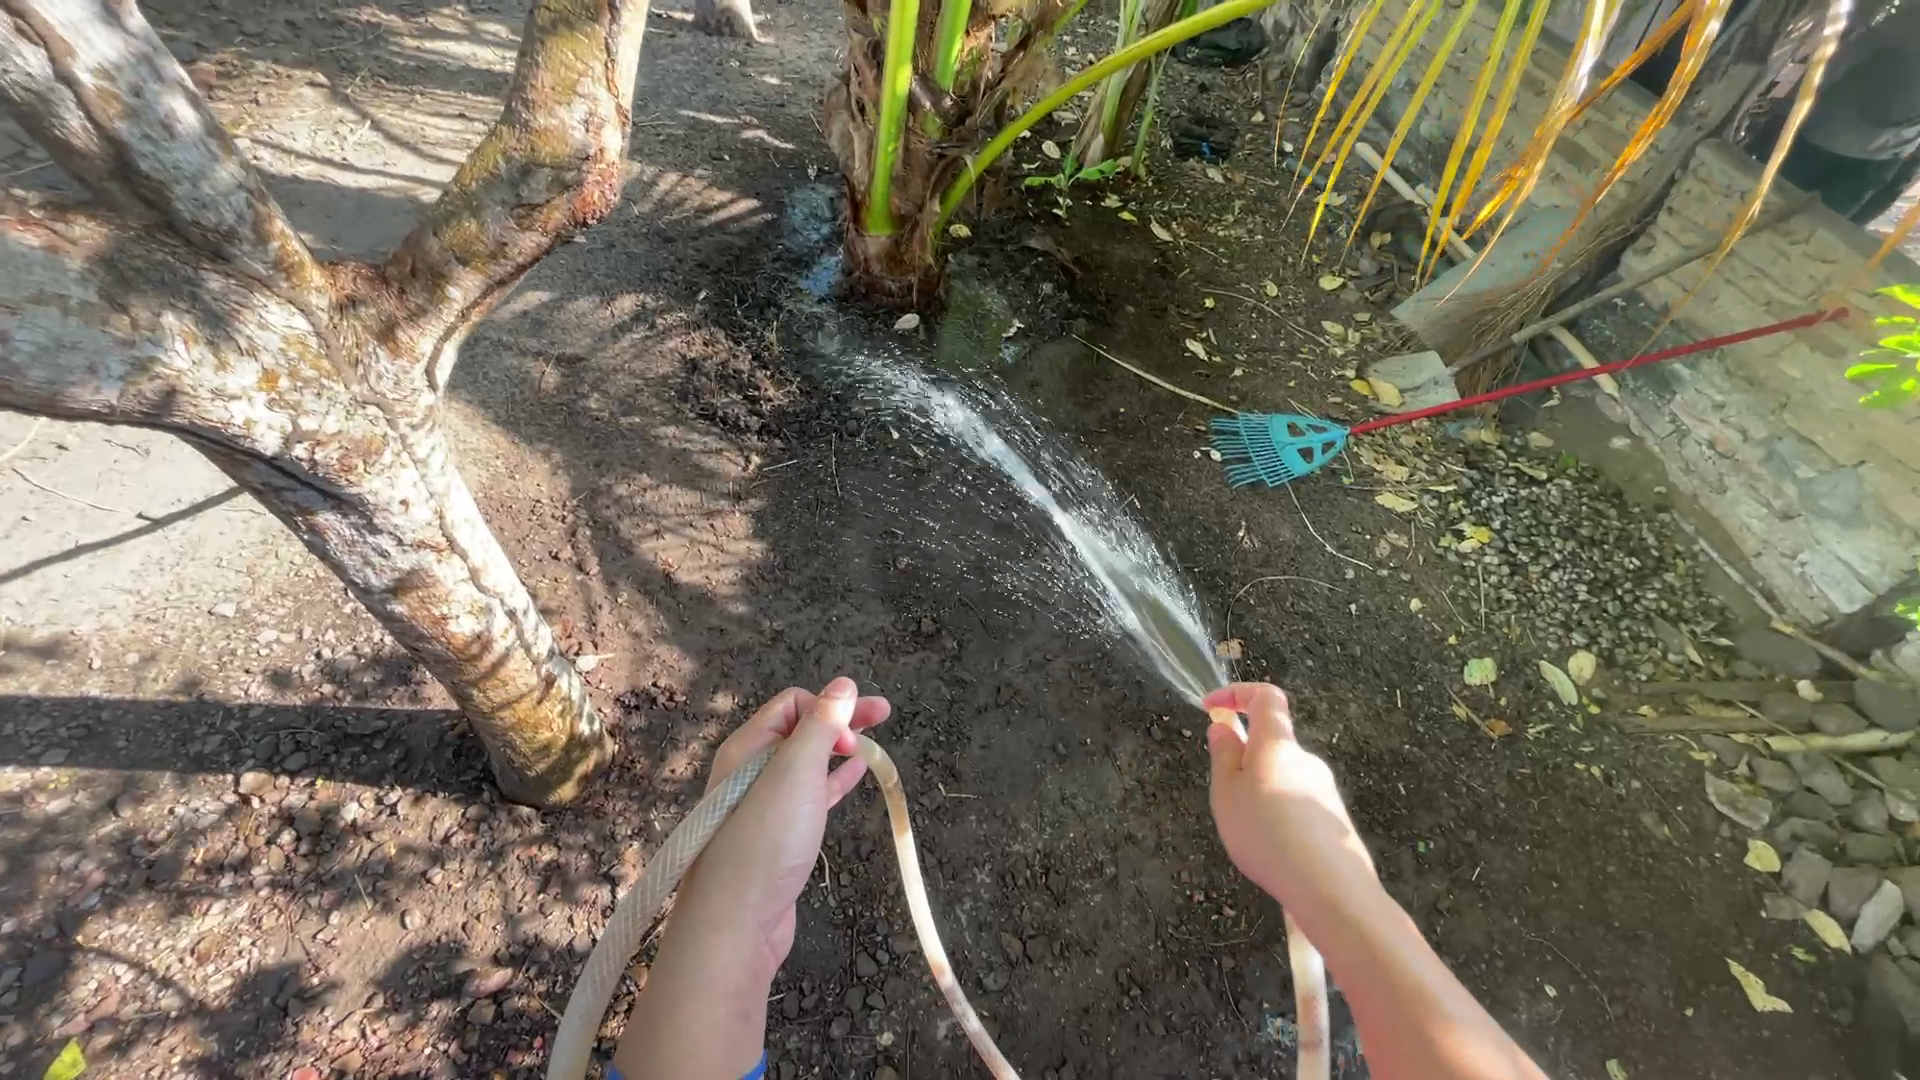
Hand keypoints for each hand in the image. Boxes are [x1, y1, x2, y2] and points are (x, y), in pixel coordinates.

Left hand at [674, 677, 890, 978]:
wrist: (735, 924)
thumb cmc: (766, 838)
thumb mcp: (796, 770)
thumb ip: (821, 724)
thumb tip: (844, 684)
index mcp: (749, 746)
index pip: (792, 703)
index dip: (827, 706)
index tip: (856, 729)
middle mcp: (752, 768)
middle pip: (803, 729)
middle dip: (843, 719)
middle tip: (884, 714)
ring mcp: (764, 803)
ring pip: (809, 761)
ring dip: (840, 747)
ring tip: (874, 744)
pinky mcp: (779, 833)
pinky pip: (811, 793)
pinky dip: (835, 778)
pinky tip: (857, 773)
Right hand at [1203, 683, 1374, 909]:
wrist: (1332, 890)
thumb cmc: (1267, 834)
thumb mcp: (1227, 794)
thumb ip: (1223, 755)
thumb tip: (1223, 727)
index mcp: (1277, 743)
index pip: (1265, 696)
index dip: (1236, 693)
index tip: (1211, 707)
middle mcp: (1305, 758)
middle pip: (1271, 741)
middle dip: (1243, 757)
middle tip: (1223, 792)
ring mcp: (1323, 788)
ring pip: (1281, 774)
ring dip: (1259, 788)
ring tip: (1246, 829)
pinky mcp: (1333, 817)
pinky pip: (1296, 801)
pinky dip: (1278, 812)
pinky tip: (1272, 847)